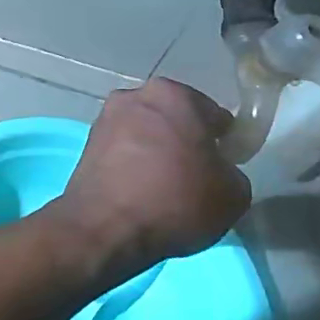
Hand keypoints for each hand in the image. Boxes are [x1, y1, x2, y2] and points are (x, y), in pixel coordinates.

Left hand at [47, 79, 249, 278]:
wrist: (105, 225)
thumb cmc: (177, 199)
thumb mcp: (234, 190)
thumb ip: (229, 168)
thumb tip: (212, 168)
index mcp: (172, 94)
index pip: (213, 116)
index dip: (222, 142)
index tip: (223, 166)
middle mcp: (132, 98)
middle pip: (173, 120)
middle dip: (184, 142)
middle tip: (196, 176)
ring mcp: (103, 120)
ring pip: (144, 134)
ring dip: (156, 152)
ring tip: (165, 188)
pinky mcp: (85, 144)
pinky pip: (122, 151)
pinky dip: (132, 164)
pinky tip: (140, 190)